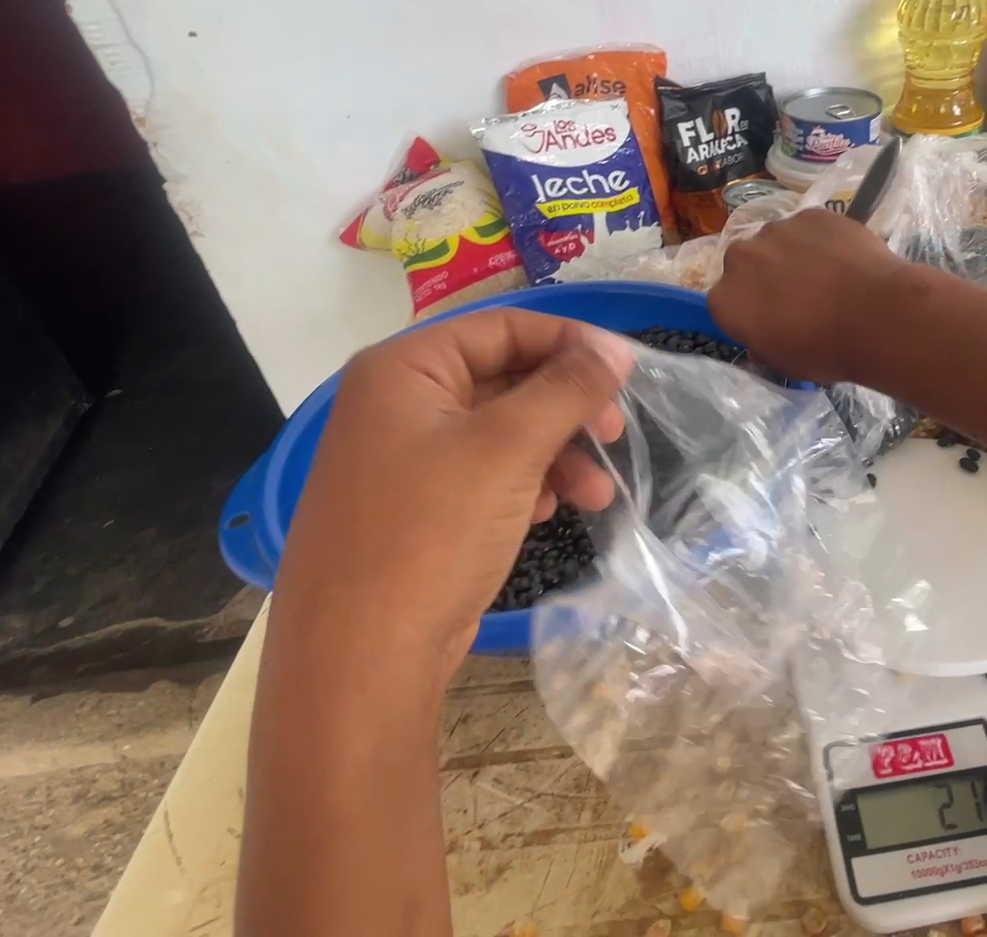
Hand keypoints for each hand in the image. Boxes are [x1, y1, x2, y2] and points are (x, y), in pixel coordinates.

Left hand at [272, 309, 633, 673]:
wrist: (361, 659)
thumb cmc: (430, 533)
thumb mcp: (508, 449)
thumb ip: (567, 389)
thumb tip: (617, 346)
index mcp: (405, 369)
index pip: (502, 328)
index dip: (569, 343)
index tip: (626, 371)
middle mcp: (400, 404)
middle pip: (506, 380)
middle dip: (568, 409)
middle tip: (616, 433)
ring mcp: (407, 458)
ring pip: (504, 432)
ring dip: (558, 454)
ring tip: (598, 493)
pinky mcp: (420, 507)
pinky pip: (488, 474)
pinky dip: (528, 484)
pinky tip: (551, 511)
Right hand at [709, 207, 911, 380]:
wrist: (876, 315)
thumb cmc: (825, 350)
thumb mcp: (785, 364)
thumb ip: (764, 346)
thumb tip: (762, 339)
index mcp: (726, 300)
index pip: (726, 304)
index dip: (749, 312)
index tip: (770, 322)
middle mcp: (741, 257)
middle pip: (747, 265)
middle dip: (765, 278)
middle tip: (799, 298)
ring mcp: (777, 230)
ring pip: (778, 242)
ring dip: (792, 255)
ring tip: (827, 276)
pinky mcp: (812, 213)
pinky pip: (809, 228)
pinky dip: (821, 241)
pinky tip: (844, 260)